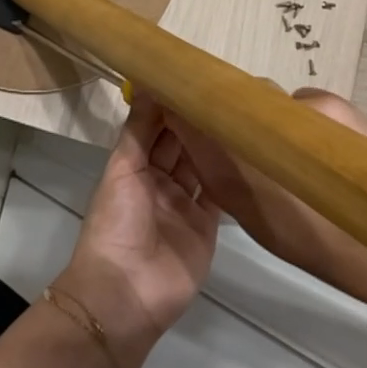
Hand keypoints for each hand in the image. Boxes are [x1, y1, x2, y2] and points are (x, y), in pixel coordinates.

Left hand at [58, 92, 221, 367]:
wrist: (128, 291)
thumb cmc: (116, 223)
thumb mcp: (123, 171)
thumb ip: (138, 132)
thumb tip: (147, 85)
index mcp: (131, 165)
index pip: (153, 128)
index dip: (169, 105)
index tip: (192, 77)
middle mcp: (157, 181)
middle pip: (179, 145)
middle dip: (196, 122)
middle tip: (226, 91)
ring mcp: (184, 204)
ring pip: (201, 167)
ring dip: (216, 146)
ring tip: (242, 115)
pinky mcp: (207, 227)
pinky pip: (220, 197)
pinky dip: (232, 178)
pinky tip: (250, 155)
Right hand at [160, 87, 366, 286]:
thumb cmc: (329, 247)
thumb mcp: (257, 219)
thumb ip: (218, 170)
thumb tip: (189, 129)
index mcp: (250, 142)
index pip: (197, 102)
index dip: (177, 101)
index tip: (163, 106)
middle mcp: (276, 109)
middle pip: (231, 99)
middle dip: (220, 118)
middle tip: (227, 155)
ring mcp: (312, 104)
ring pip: (265, 104)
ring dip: (258, 125)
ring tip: (277, 167)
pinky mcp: (340, 105)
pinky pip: (297, 109)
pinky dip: (291, 128)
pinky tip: (311, 163)